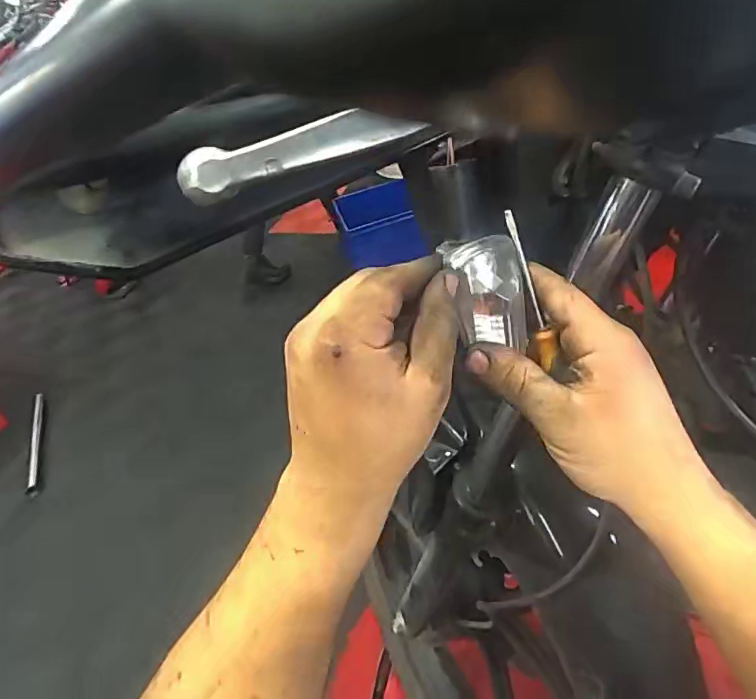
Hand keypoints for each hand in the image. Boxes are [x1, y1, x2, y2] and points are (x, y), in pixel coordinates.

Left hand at [282, 257, 457, 520]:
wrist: (334, 484)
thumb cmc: (386, 442)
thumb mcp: (428, 384)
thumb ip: (439, 325)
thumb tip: (447, 281)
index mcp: (345, 332)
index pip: (388, 279)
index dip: (423, 271)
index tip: (454, 273)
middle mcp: (315, 323)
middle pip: (368, 279)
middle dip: (406, 281)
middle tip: (442, 295)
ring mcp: (302, 332)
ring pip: (353, 291)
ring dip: (387, 294)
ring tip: (420, 312)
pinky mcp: (301, 343)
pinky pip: (340, 308)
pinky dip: (367, 309)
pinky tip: (390, 329)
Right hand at [465, 265, 710, 522]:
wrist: (669, 493)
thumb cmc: (617, 450)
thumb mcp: (558, 415)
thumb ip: (516, 379)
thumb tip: (475, 352)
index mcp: (603, 335)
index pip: (560, 290)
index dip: (525, 277)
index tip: (488, 271)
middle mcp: (611, 339)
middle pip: (560, 313)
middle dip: (520, 314)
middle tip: (476, 317)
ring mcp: (616, 360)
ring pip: (566, 339)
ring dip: (533, 343)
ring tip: (490, 344)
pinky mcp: (616, 381)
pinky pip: (576, 358)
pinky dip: (549, 362)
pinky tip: (523, 373)